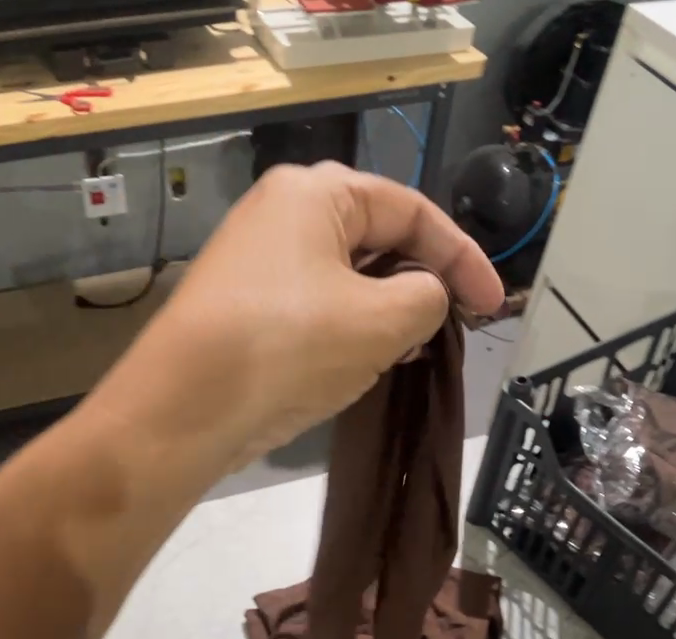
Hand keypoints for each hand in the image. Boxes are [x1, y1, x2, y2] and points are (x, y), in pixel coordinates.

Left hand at [108, 161, 502, 467]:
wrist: (184, 409)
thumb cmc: (288, 348)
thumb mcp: (381, 320)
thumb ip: (427, 296)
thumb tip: (423, 298)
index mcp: (316, 192)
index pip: (411, 210)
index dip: (463, 257)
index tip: (491, 306)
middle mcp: (280, 214)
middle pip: (375, 239)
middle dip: (419, 284)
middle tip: (449, 329)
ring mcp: (255, 263)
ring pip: (344, 280)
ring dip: (384, 313)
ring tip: (410, 352)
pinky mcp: (241, 309)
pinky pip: (312, 309)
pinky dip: (346, 331)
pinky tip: (362, 364)